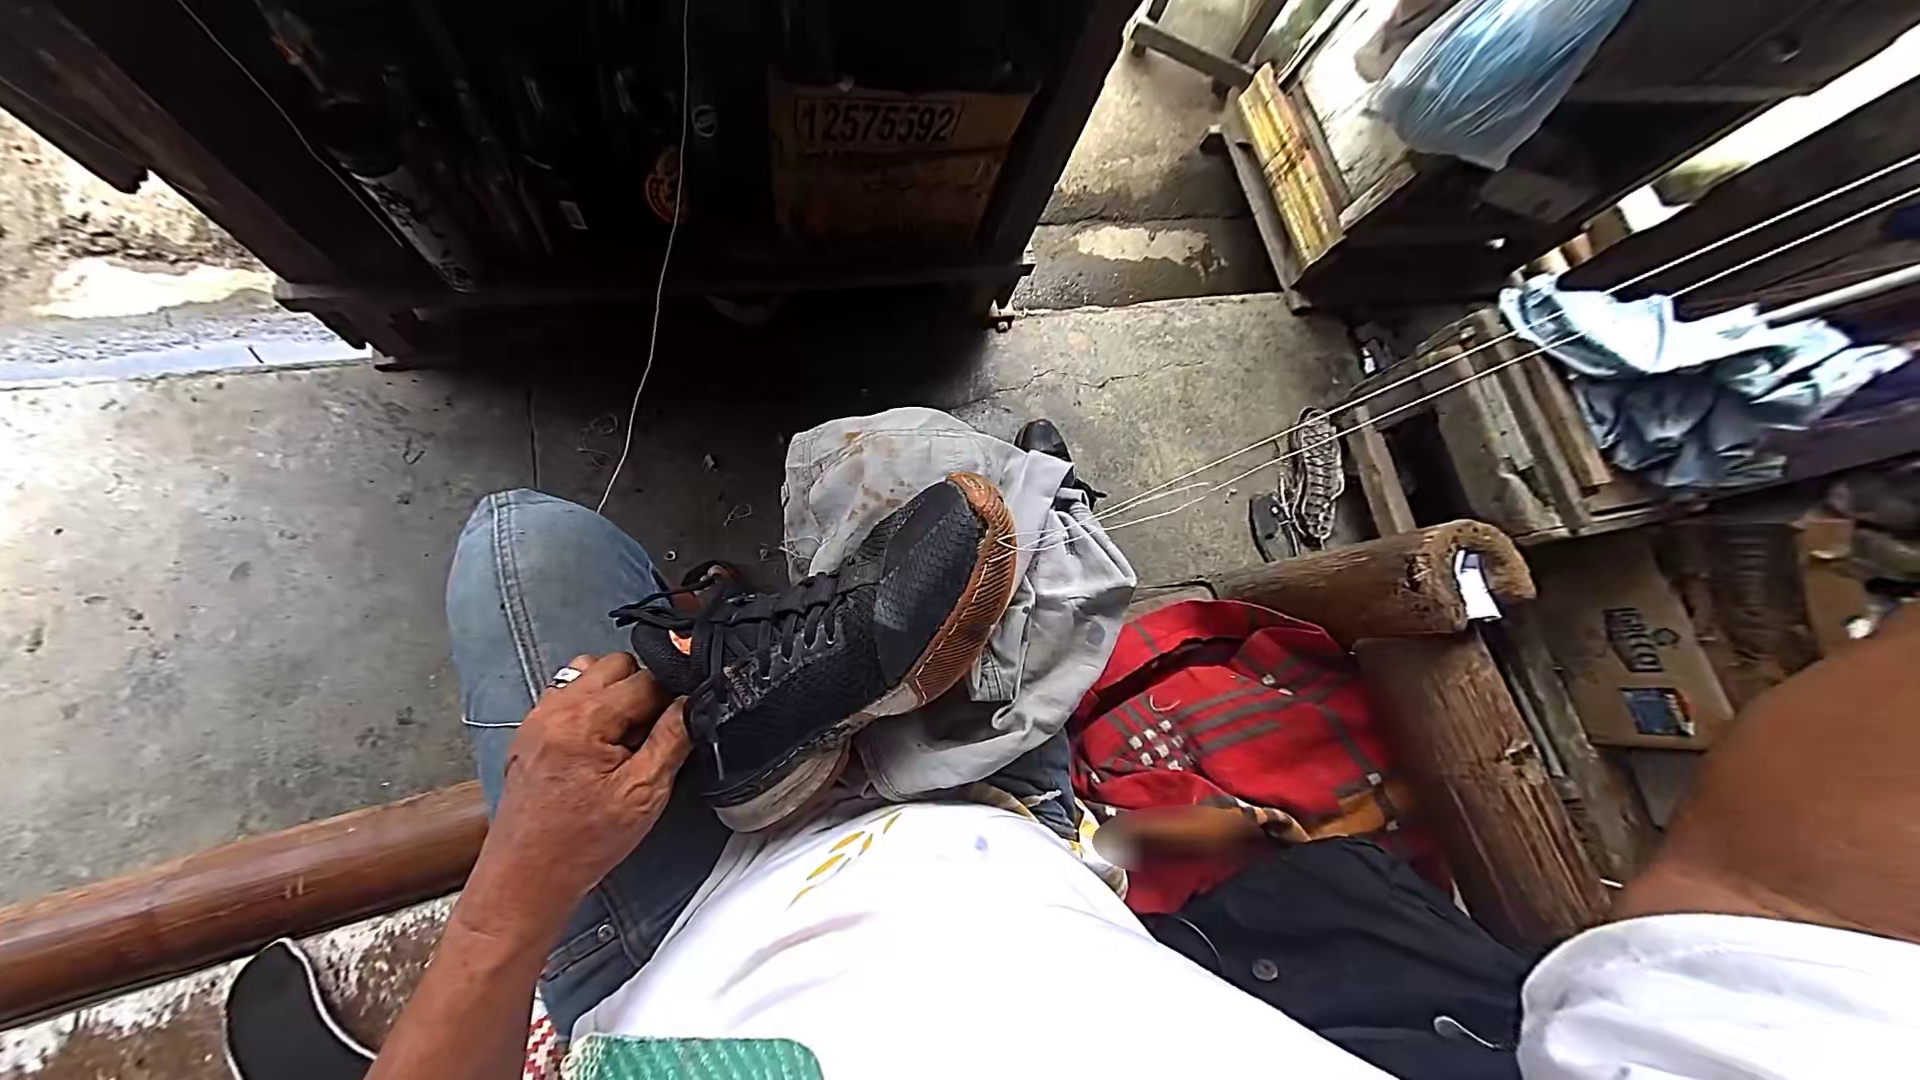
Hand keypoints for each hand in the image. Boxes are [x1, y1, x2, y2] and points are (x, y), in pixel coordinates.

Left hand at [459, 652, 690, 942]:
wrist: (526, 880)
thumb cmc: (580, 844)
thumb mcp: (646, 792)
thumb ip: (674, 737)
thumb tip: (693, 702)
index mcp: (583, 721)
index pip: (647, 679)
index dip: (672, 700)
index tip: (677, 725)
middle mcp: (555, 709)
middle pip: (619, 665)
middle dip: (644, 690)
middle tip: (650, 731)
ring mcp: (539, 717)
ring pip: (594, 672)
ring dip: (617, 693)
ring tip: (626, 733)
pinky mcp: (533, 730)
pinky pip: (572, 692)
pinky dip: (595, 703)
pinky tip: (604, 738)